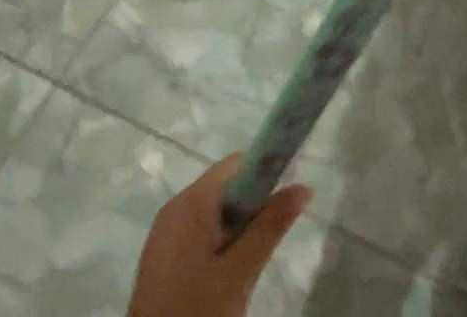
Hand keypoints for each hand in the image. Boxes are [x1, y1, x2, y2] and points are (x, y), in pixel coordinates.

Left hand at [127, 155, 312, 316]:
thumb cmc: (198, 308)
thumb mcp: (242, 269)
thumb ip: (272, 225)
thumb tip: (304, 186)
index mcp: (191, 202)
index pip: (236, 164)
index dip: (265, 172)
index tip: (286, 193)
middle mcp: (175, 207)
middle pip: (225, 187)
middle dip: (253, 204)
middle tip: (270, 235)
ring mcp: (165, 231)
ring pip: (214, 211)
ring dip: (239, 225)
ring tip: (250, 258)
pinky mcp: (162, 254)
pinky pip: (199, 230)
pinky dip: (220, 239)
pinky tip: (229, 270)